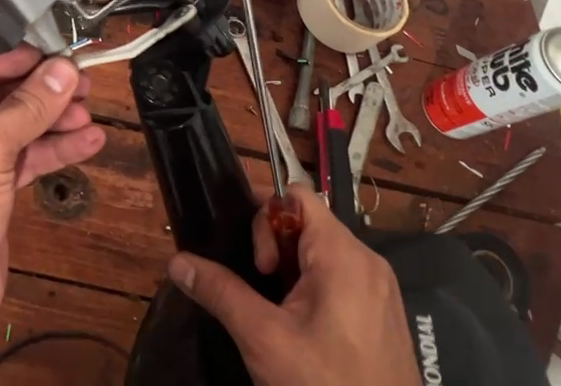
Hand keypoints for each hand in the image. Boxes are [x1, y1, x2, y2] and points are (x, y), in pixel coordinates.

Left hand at [0, 46, 105, 384]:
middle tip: (82, 80)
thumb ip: (28, 107)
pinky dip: (51, 149)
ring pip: (12, 126)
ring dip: (51, 119)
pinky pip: (21, 157)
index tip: (55, 50)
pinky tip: (86, 140)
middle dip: (40, 91)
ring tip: (90, 110)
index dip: (15, 58)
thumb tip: (63, 71)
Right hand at [168, 184, 420, 385]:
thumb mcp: (264, 339)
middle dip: (274, 247)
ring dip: (291, 271)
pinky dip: (313, 290)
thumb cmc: (325, 384)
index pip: (296, 195)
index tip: (257, 264)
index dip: (264, 216)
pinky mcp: (383, 315)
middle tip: (262, 292)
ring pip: (322, 253)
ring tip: (277, 314)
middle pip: (308, 222)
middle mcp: (367, 261)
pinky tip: (301, 329)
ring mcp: (379, 289)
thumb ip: (221, 292)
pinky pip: (341, 279)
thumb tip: (177, 262)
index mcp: (343, 254)